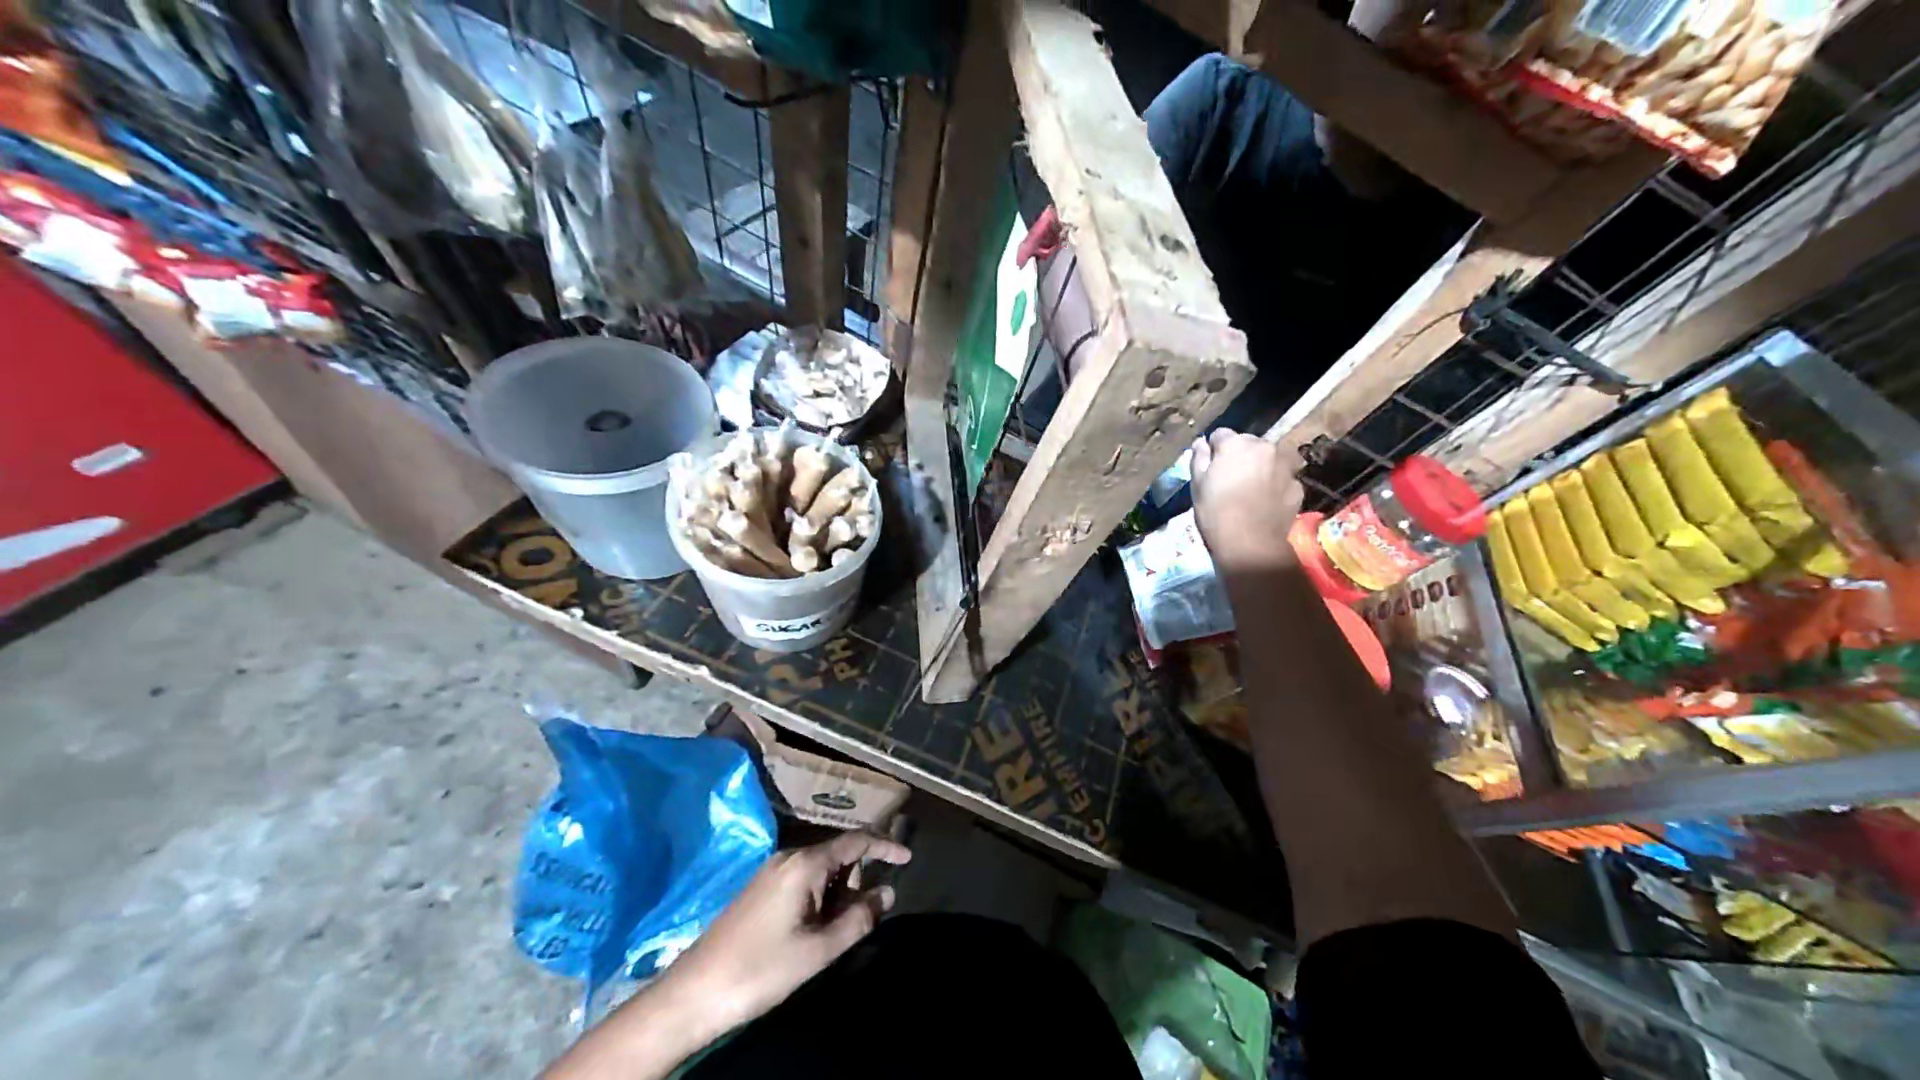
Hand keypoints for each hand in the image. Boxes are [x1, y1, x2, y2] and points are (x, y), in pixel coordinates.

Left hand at [657, 832, 910, 1036]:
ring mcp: (771, 871)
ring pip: (820, 871)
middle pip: (838, 856)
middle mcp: (788, 856)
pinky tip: (816, 930)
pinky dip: (820, 898)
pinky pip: (802, 880)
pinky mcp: (760, 888)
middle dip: (858, 881)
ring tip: (838, 932)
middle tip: (865, 920)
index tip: (909, 858)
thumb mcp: (819, 949)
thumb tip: (888, 893)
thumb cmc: (761, 968)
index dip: (885, 846)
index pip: (855, 841)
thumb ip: (859, 918)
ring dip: (838, 894)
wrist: (695, 992)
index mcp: (804, 863)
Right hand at [1190, 429, 1304, 576]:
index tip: (1211, 467)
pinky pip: (1283, 478)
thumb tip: (1201, 442)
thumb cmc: (1215, 512)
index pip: (1221, 434)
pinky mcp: (1297, 486)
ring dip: (1262, 466)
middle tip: (1231, 479)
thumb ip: (1199, 458)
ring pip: (1271, 458)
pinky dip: (1276, 485)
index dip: (1214, 450)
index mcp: (1236, 444)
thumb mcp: (1197, 484)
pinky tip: (1266, 502)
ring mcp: (1285, 466)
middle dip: (1241, 456)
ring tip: (1253, 489)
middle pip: (1249, 444)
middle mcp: (1264, 447)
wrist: (1250, 544)